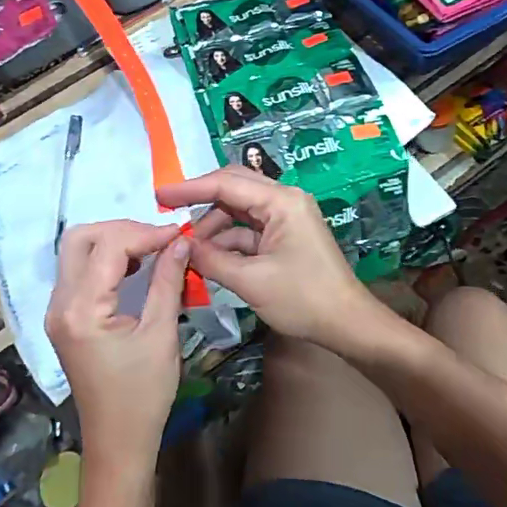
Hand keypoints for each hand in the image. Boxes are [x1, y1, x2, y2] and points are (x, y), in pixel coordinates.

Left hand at [46, 221, 188, 471]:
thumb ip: (167, 281)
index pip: (108, 246)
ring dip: (112, 242)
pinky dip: (105, 260)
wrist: (118, 442)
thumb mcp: (161, 335)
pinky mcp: (64, 318)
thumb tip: (181, 241)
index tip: (179, 234)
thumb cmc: (143, 394)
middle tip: (159, 239)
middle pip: (79, 238)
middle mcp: (60, 304)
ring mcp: (57, 311)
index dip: (146, 232)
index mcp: (81, 310)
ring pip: (76, 252)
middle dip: (121, 229)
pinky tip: (134, 268)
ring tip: (151, 250)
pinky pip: (79, 272)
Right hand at [157, 166, 383, 350]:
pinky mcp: (286, 236)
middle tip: (168, 213)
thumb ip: (211, 260)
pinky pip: (249, 229)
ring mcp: (287, 218)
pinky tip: (208, 259)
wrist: (347, 323)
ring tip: (188, 250)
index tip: (159, 194)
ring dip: (213, 228)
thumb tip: (180, 247)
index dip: (189, 188)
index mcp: (281, 201)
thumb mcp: (250, 281)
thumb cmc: (303, 298)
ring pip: (239, 211)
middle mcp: (285, 200)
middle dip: (200, 202)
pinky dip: (228, 242)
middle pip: (233, 189)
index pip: (226, 183)